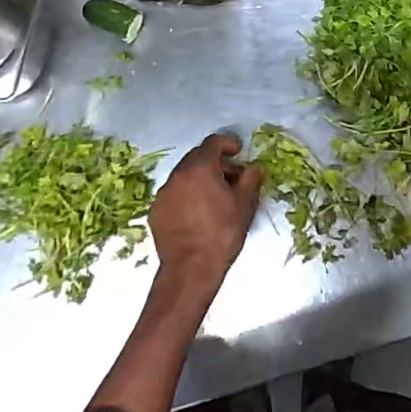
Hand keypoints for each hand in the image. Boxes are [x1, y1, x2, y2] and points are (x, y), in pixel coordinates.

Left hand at [150, 133, 263, 286]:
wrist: (191, 269)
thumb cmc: (222, 233)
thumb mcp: (244, 204)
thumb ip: (250, 179)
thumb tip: (254, 166)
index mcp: (200, 168)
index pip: (213, 142)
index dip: (228, 143)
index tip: (239, 151)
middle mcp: (178, 174)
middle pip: (197, 157)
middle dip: (216, 162)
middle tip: (232, 177)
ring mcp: (163, 193)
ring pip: (184, 175)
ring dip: (200, 178)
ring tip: (215, 196)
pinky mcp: (155, 210)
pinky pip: (174, 193)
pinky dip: (187, 194)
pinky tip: (198, 212)